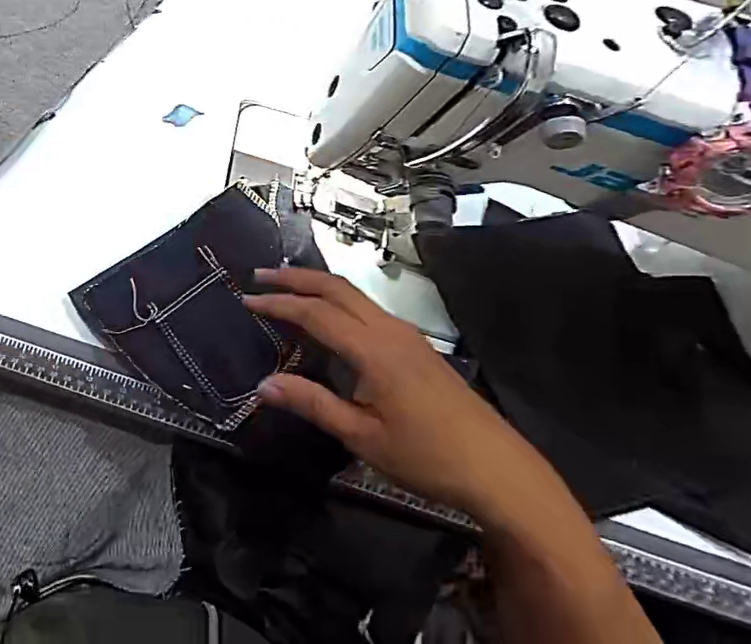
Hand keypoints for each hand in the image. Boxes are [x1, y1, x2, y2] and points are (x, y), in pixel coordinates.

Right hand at [243, 269, 558, 523]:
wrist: (503, 474)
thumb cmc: (429, 458)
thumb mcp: (363, 438)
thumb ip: (312, 404)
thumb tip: (263, 385)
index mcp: (374, 351)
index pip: (315, 313)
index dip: (278, 303)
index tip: (246, 300)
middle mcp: (390, 332)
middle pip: (336, 288)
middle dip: (295, 277)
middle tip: (260, 276)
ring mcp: (407, 337)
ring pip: (354, 295)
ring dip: (317, 285)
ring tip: (286, 287)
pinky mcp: (417, 347)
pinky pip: (368, 308)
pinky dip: (337, 300)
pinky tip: (329, 316)